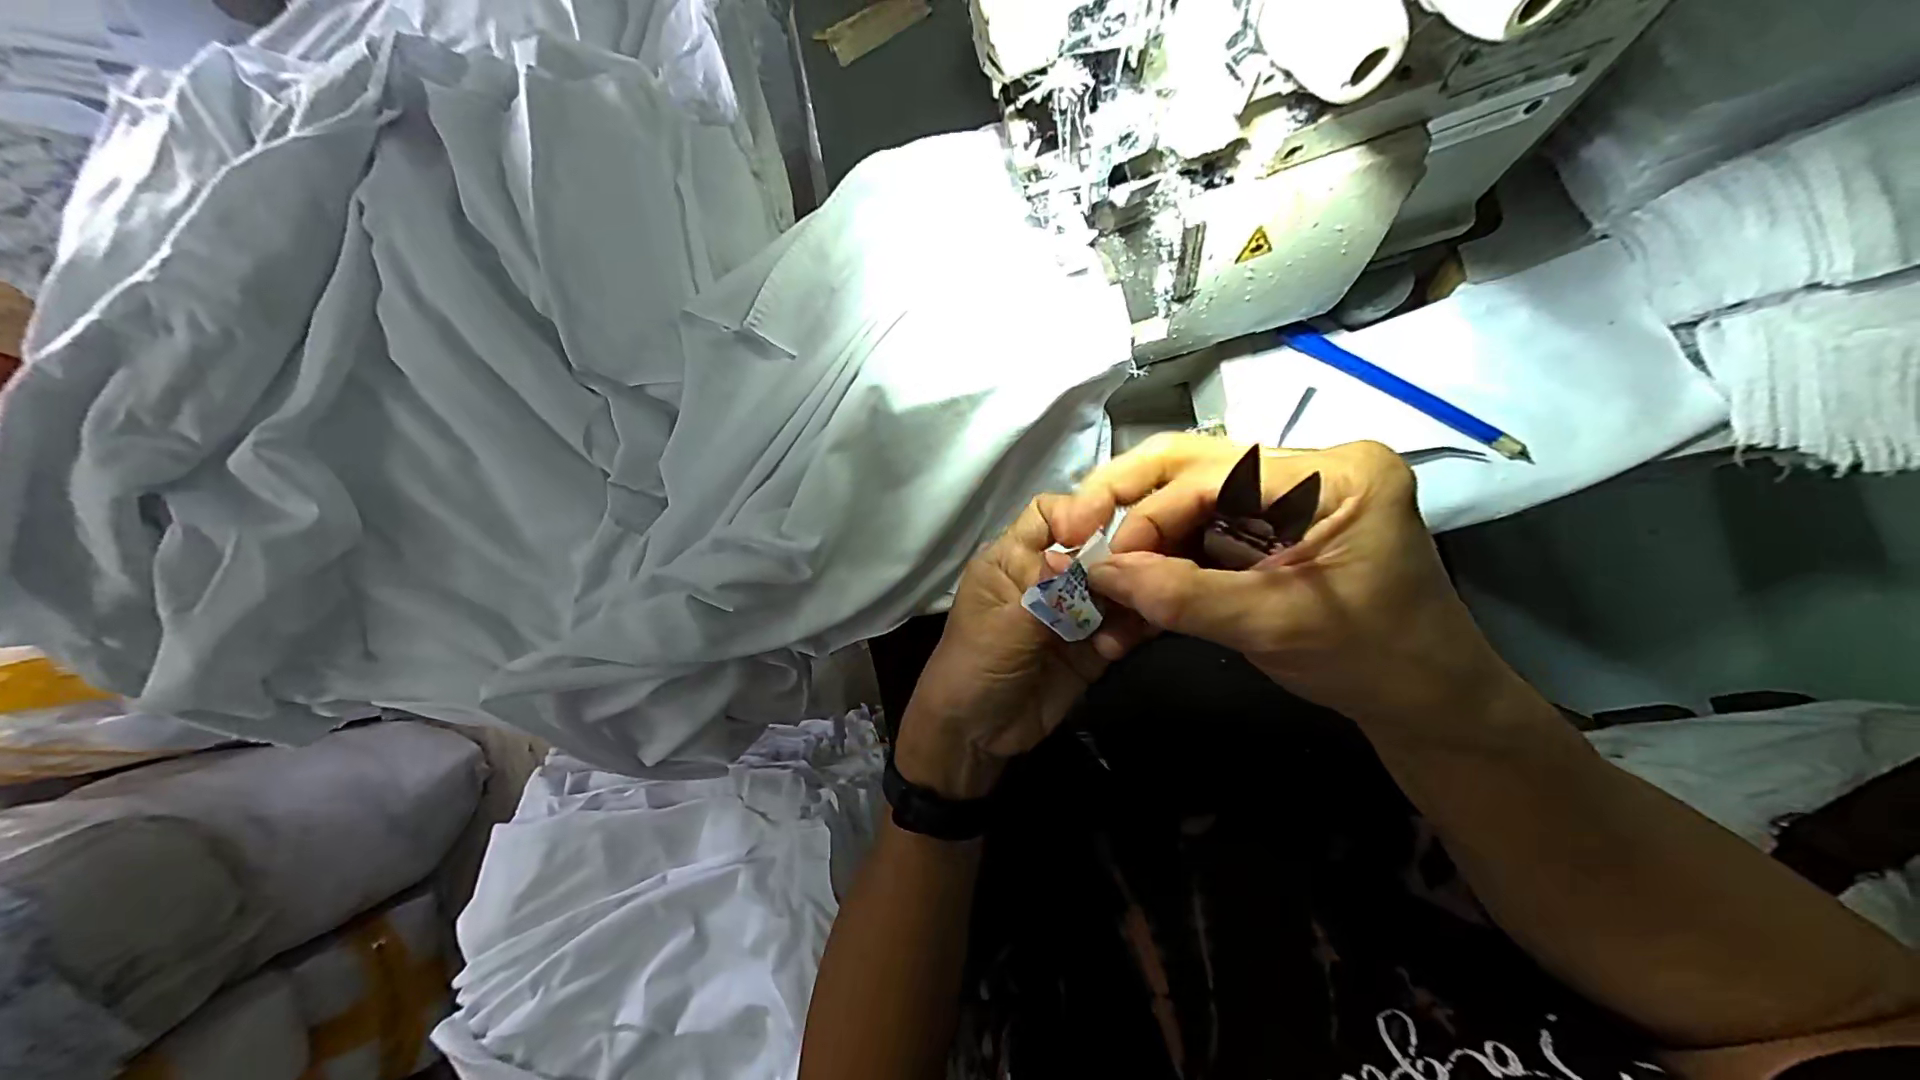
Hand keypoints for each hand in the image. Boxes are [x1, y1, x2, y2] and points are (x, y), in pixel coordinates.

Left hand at [895, 495, 1148, 798]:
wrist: (974, 737)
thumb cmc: (973, 669)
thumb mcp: (1004, 626)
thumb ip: (1045, 591)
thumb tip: (1079, 554)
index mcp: (1012, 560)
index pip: (1048, 514)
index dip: (1077, 513)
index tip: (1103, 531)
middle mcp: (1045, 578)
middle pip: (1091, 549)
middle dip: (1116, 558)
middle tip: (1137, 573)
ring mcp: (1070, 612)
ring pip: (1113, 587)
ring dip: (1127, 597)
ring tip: (1133, 614)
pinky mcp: (1090, 647)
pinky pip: (1121, 627)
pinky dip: (1128, 631)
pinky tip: (1119, 646)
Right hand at [1063, 435, 1519, 730]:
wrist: (1424, 705)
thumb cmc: (1372, 662)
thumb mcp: (1274, 627)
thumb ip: (1183, 597)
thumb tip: (1098, 573)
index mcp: (1334, 474)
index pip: (1214, 475)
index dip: (1149, 517)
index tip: (1107, 565)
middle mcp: (1306, 468)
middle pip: (1194, 464)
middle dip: (1129, 499)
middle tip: (1077, 530)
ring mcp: (1284, 496)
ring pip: (1187, 494)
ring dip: (1140, 530)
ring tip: (1100, 562)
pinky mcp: (1267, 527)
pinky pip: (1198, 527)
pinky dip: (1161, 552)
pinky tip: (1131, 575)